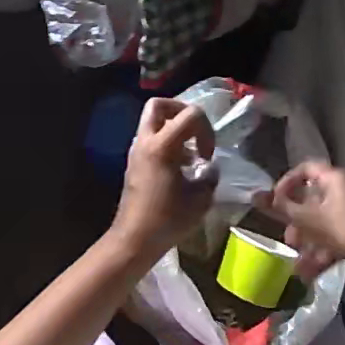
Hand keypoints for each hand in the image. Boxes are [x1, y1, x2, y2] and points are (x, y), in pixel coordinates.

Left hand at [109, 98, 216, 257]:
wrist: (134, 239)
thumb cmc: (168, 220)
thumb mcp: (201, 198)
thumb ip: (210, 176)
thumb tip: (209, 167)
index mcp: (162, 145)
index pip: (190, 114)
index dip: (206, 130)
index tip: (207, 156)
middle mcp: (146, 141)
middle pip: (160, 105)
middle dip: (182, 112)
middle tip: (196, 133)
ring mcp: (136, 151)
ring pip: (153, 121)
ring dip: (174, 129)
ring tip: (190, 155)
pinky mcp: (134, 162)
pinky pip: (151, 138)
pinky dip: (167, 142)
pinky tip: (179, 167)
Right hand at [259, 162, 344, 285]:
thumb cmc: (343, 228)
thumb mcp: (308, 219)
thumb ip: (282, 208)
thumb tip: (255, 196)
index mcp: (334, 179)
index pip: (305, 169)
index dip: (287, 182)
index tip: (276, 200)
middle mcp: (344, 190)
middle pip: (313, 200)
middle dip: (297, 223)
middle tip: (287, 237)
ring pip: (323, 223)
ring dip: (308, 242)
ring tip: (297, 261)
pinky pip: (335, 236)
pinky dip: (322, 251)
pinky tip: (310, 273)